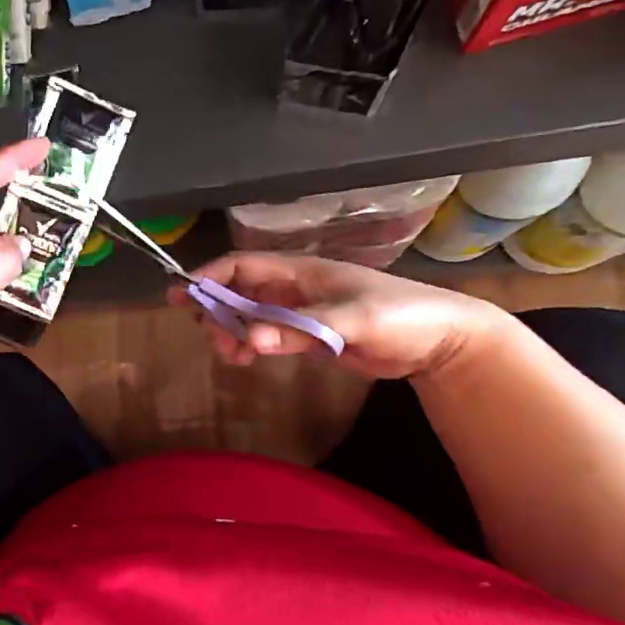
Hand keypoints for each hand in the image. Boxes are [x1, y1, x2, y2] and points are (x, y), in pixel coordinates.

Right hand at [168, 252, 510, 379]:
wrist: (443, 340)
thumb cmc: (402, 316)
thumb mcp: (351, 320)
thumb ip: (300, 329)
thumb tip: (250, 338)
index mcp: (300, 271)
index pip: (241, 266)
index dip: (208, 277)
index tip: (180, 295)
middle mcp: (293, 287)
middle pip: (237, 292)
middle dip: (217, 313)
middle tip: (217, 341)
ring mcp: (299, 310)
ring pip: (248, 315)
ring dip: (232, 332)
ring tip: (235, 356)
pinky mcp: (308, 333)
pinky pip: (267, 333)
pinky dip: (251, 343)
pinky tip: (249, 358)